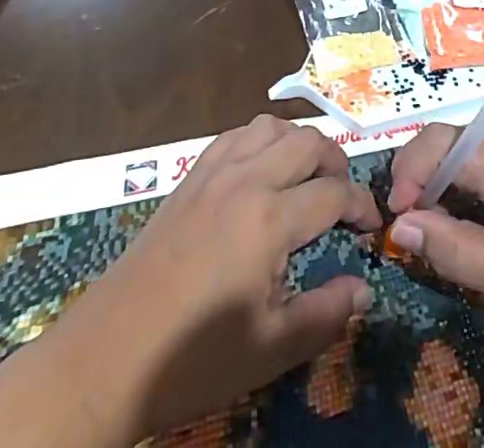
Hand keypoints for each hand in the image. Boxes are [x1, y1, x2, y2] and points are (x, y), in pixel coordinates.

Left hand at [55, 115, 381, 440]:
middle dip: (336, 163)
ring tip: (304, 178)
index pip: (334, 193)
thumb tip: (363, 289)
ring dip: (297, 144)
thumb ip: (327, 313)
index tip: (371, 226)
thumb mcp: (273, 348)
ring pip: (268, 128)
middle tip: (341, 198)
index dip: (362, 206)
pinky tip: (259, 173)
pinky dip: (258, 143)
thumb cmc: (197, 356)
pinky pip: (232, 137)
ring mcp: (212, 174)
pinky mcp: (187, 180)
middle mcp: (245, 180)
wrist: (112, 353)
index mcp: (270, 218)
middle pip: (307, 143)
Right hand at [387, 118, 483, 320]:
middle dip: (416, 179)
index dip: (407, 179)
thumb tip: (399, 227)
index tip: (399, 224)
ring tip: (444, 226)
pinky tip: (469, 213)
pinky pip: (471, 148)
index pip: (436, 147)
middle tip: (418, 228)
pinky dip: (455, 176)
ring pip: (451, 142)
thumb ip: (455, 251)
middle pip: (439, 138)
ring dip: (434, 179)